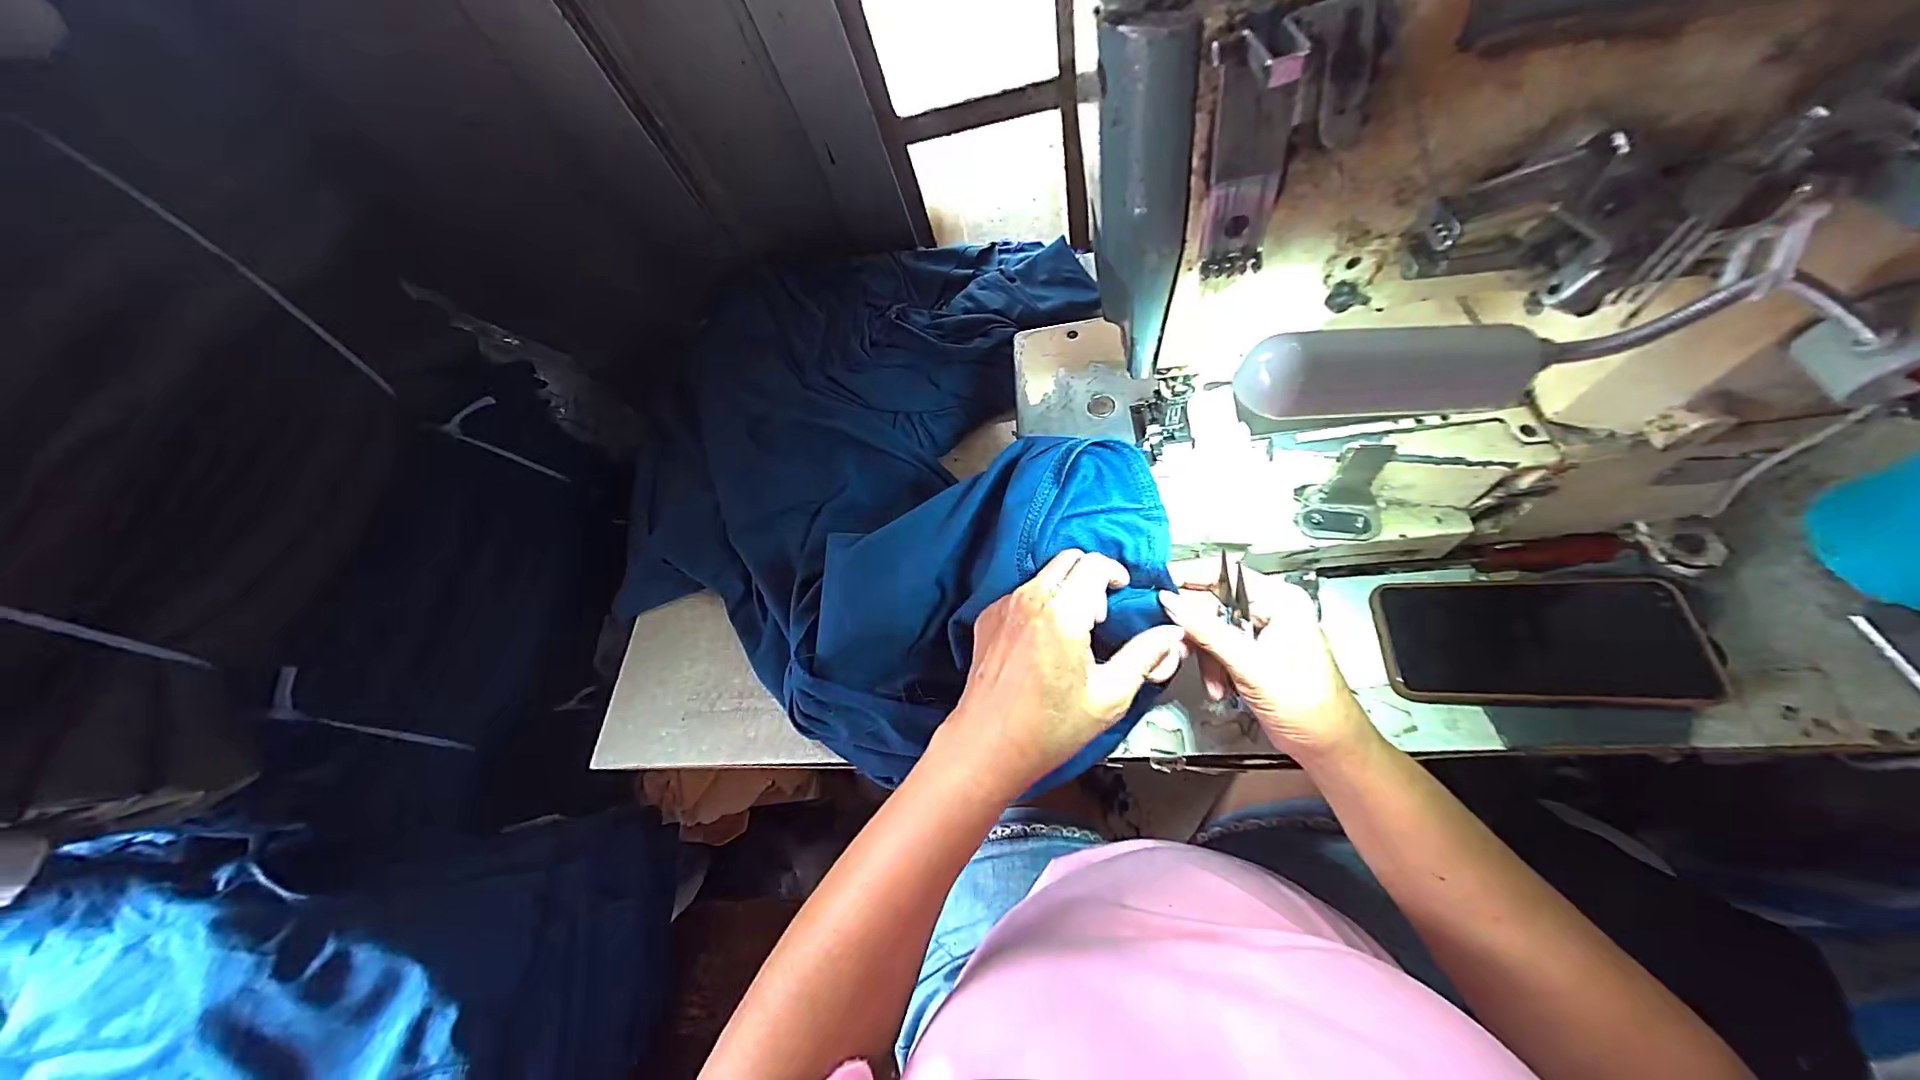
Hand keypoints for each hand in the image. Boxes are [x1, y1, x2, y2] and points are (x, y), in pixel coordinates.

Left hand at [944, 549, 1187, 795]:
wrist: (988, 745)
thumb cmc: (1044, 729)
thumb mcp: (1109, 695)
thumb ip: (1144, 656)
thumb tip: (1168, 636)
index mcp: (1062, 614)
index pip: (1094, 564)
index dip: (1115, 573)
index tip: (1122, 589)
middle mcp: (1029, 601)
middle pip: (1068, 560)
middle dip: (1090, 576)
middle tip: (1102, 611)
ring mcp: (1005, 608)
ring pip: (1043, 575)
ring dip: (1065, 589)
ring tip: (1075, 629)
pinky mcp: (988, 619)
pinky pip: (1020, 594)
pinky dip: (1039, 604)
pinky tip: (1046, 640)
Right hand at [1158, 563, 1381, 762]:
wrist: (1326, 744)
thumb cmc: (1311, 707)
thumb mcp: (1249, 664)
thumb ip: (1207, 631)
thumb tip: (1174, 603)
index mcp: (1281, 601)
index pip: (1226, 573)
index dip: (1191, 577)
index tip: (1163, 585)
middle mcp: (1272, 611)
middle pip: (1213, 604)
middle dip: (1196, 632)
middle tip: (1180, 645)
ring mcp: (1261, 632)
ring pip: (1211, 629)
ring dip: (1205, 657)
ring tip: (1214, 681)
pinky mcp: (1253, 653)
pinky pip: (1218, 648)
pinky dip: (1212, 667)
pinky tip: (1220, 686)